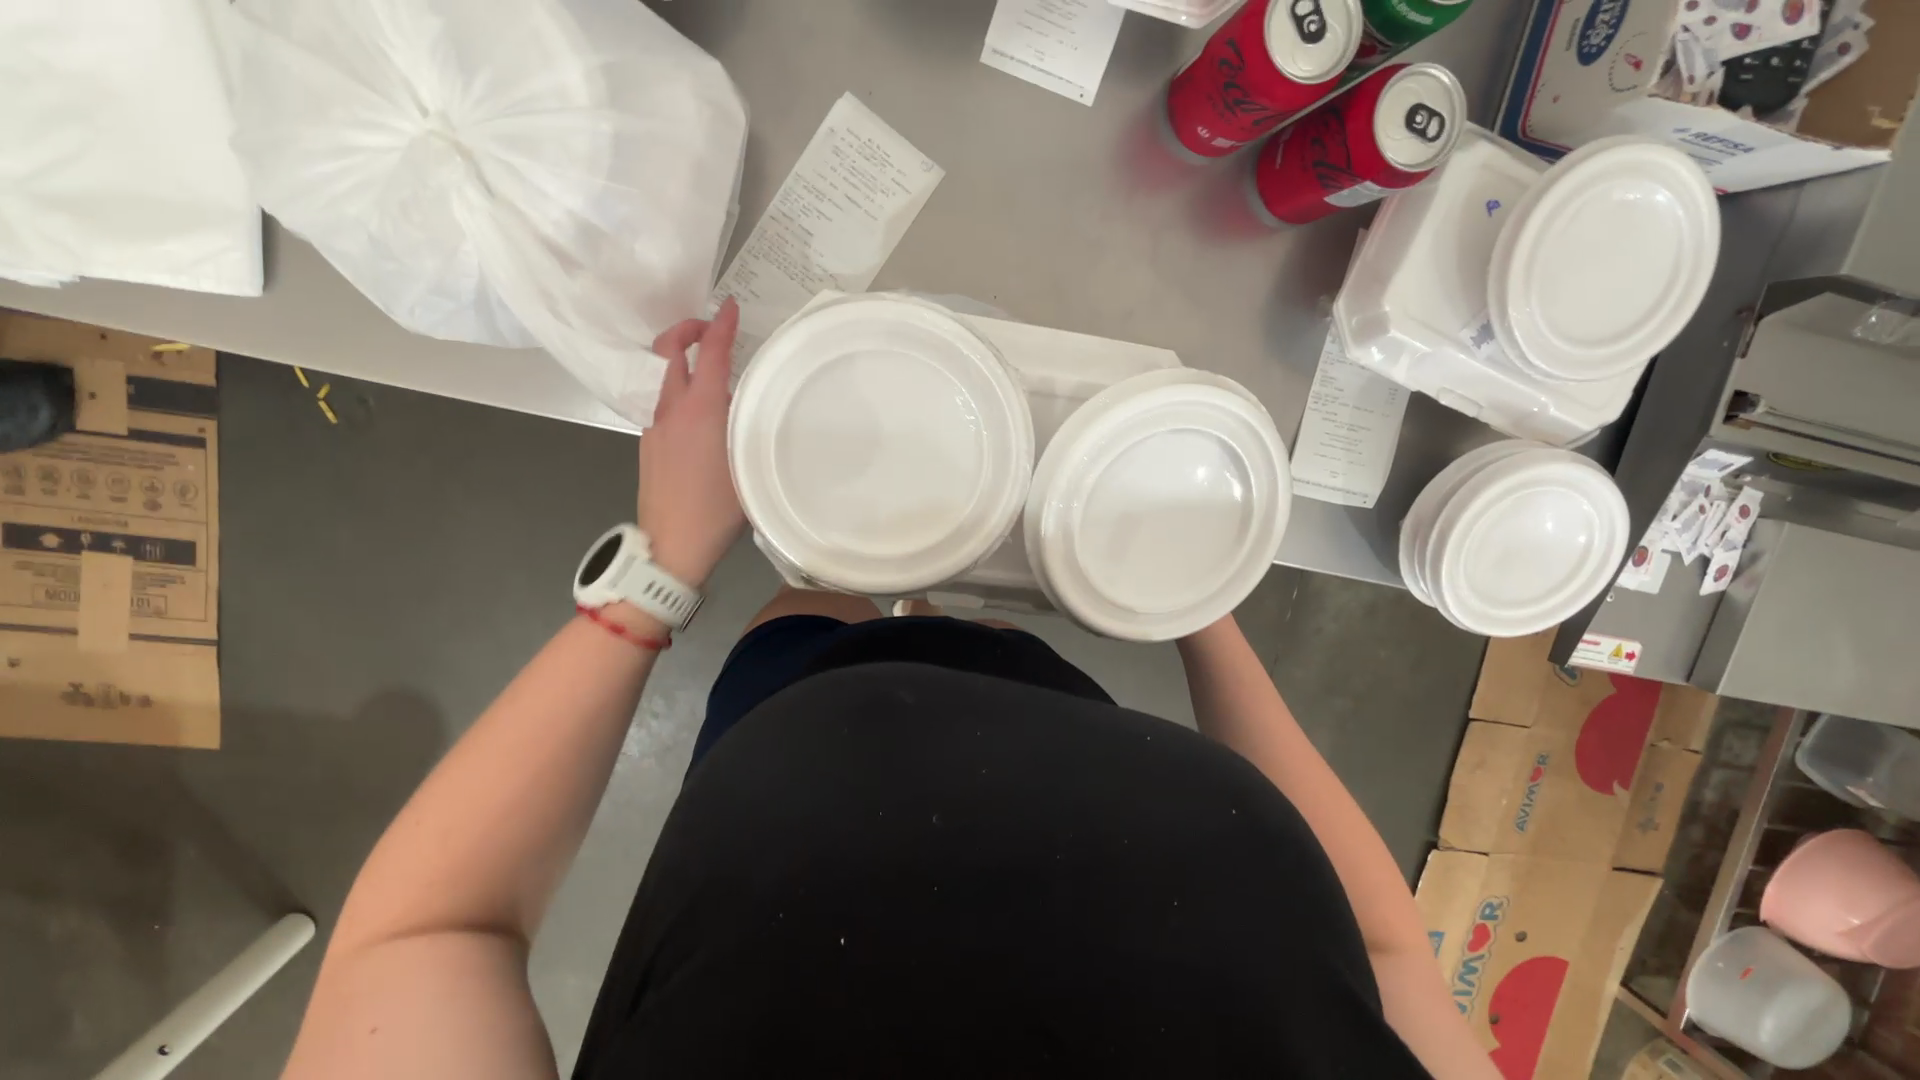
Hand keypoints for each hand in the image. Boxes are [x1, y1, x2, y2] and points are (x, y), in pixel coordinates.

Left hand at [637, 297, 743, 588]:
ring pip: (661, 377)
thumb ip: (750, 430)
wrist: (671, 546)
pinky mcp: (648, 445)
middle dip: (687, 329)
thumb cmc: (718, 510)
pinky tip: (697, 414)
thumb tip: (755, 410)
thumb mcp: (749, 467)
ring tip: (708, 371)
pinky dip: (677, 390)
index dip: (722, 325)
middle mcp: (672, 410)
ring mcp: (654, 427)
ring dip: (680, 360)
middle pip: (668, 351)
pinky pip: (660, 403)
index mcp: (701, 410)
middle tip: (709, 329)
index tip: (730, 307)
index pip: (711, 353)